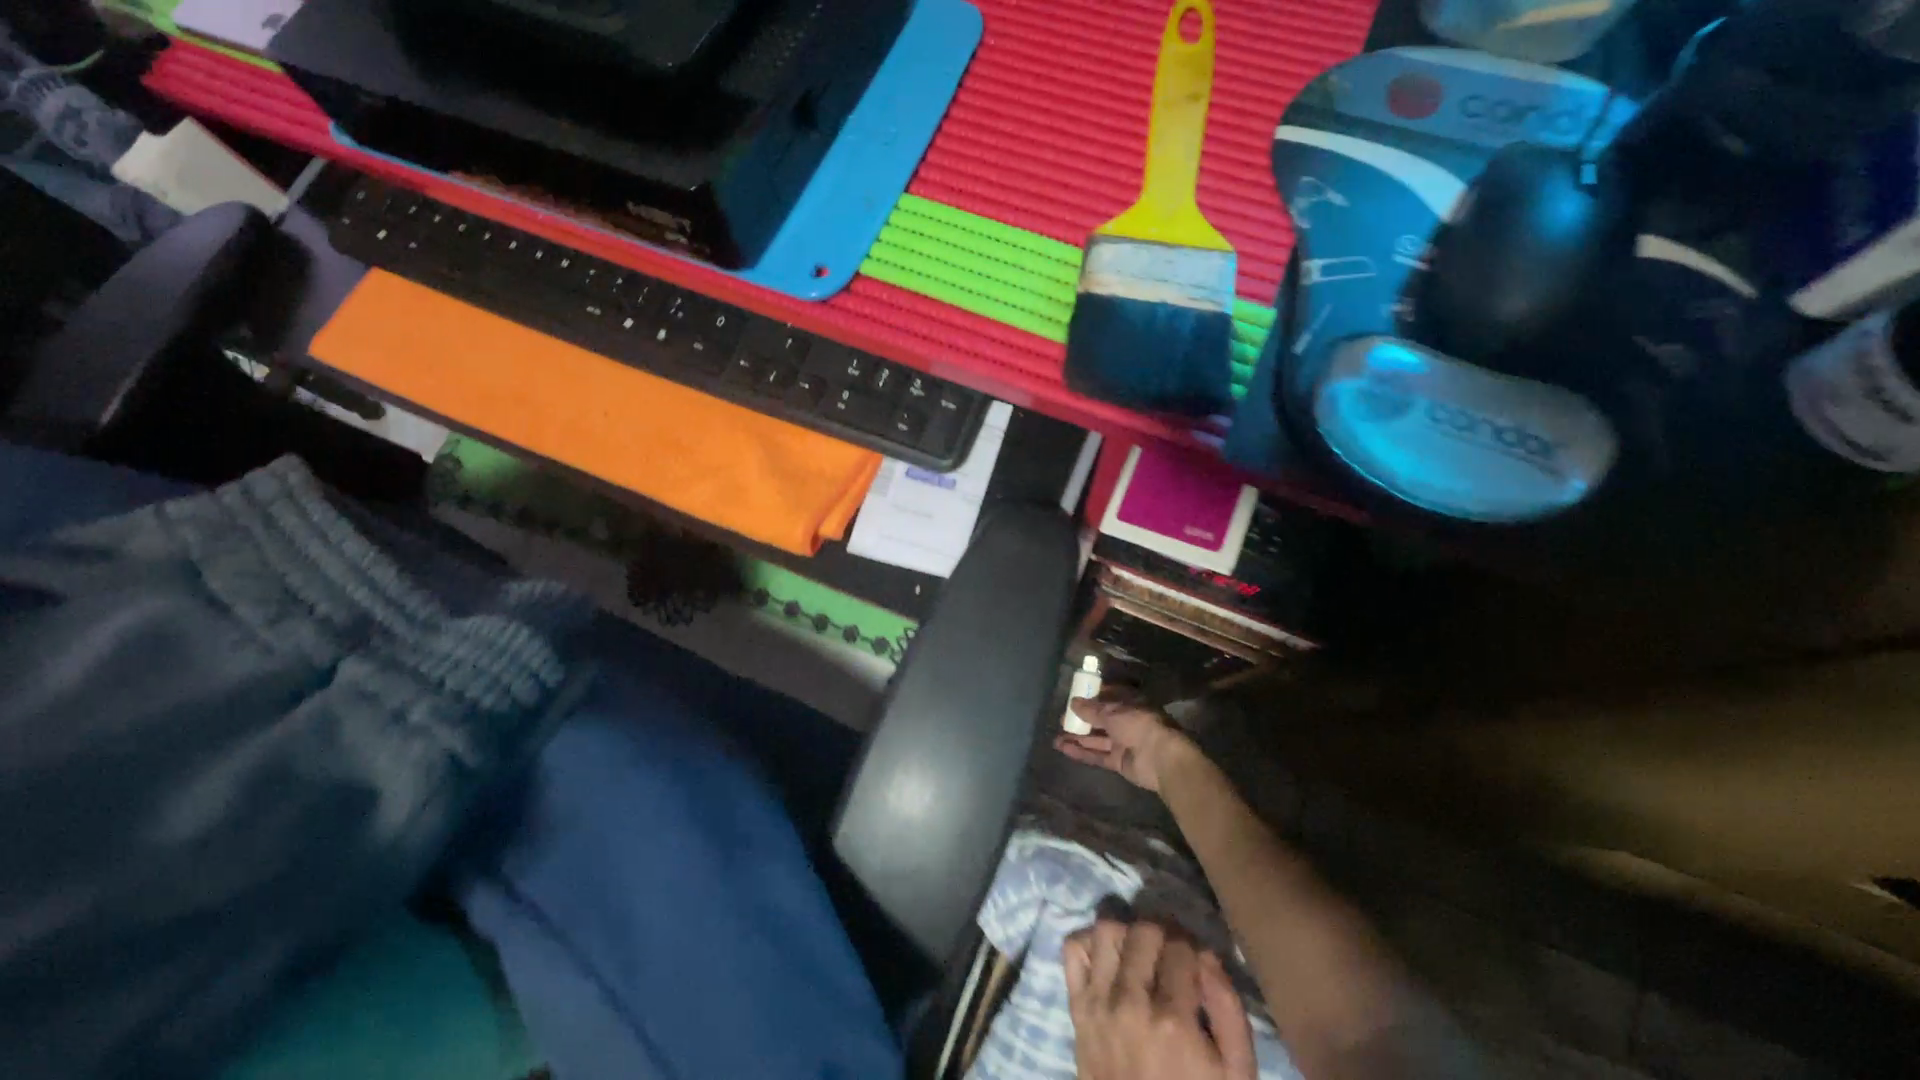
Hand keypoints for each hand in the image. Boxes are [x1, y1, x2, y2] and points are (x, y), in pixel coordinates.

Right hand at [1055, 699, 1196, 792]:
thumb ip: (1091, 709)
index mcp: (1130, 704)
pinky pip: (1098, 755)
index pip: (1109, 697)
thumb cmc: (1139, 724)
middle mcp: (1127, 722)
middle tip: (1061, 720)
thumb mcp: (1112, 712)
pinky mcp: (1119, 761)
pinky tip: (1064, 749)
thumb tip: (1073, 702)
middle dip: (1082, 720)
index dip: (1092, 697)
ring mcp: (1124, 742)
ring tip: (1056, 737)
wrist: (1160, 757)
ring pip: (1097, 739)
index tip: (1074, 698)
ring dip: (1078, 738)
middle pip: (1101, 719)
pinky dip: (1082, 752)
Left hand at [1064, 920, 1256, 1079]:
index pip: (1181, 946)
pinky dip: (1090, 942)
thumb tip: (1207, 955)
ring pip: (1107, 931)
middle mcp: (1130, 1002)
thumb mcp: (1235, 1071)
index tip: (1197, 958)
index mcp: (1173, 1019)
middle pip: (1144, 930)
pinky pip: (1073, 950)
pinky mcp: (1076, 1008)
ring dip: (1128, 933)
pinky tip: (1111, 958)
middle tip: (1172, 953)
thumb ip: (1228, 1008)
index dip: (1193, 944)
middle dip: (1164, 933)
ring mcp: (1097, 1003)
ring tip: (1142, 953)